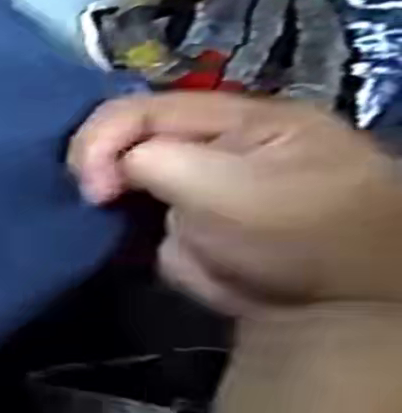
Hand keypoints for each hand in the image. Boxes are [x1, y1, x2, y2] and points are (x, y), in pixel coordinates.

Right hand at [69, 93, 401, 316]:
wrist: (316, 305)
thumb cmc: (290, 236)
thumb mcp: (224, 187)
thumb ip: (154, 161)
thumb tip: (105, 171)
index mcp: (248, 117)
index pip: (144, 108)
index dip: (102, 140)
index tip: (96, 190)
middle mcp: (217, 137)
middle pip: (126, 128)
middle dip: (95, 159)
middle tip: (95, 199)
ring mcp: (194, 171)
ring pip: (117, 157)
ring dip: (96, 179)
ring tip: (96, 206)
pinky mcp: (171, 204)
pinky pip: (121, 188)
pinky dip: (101, 198)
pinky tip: (100, 211)